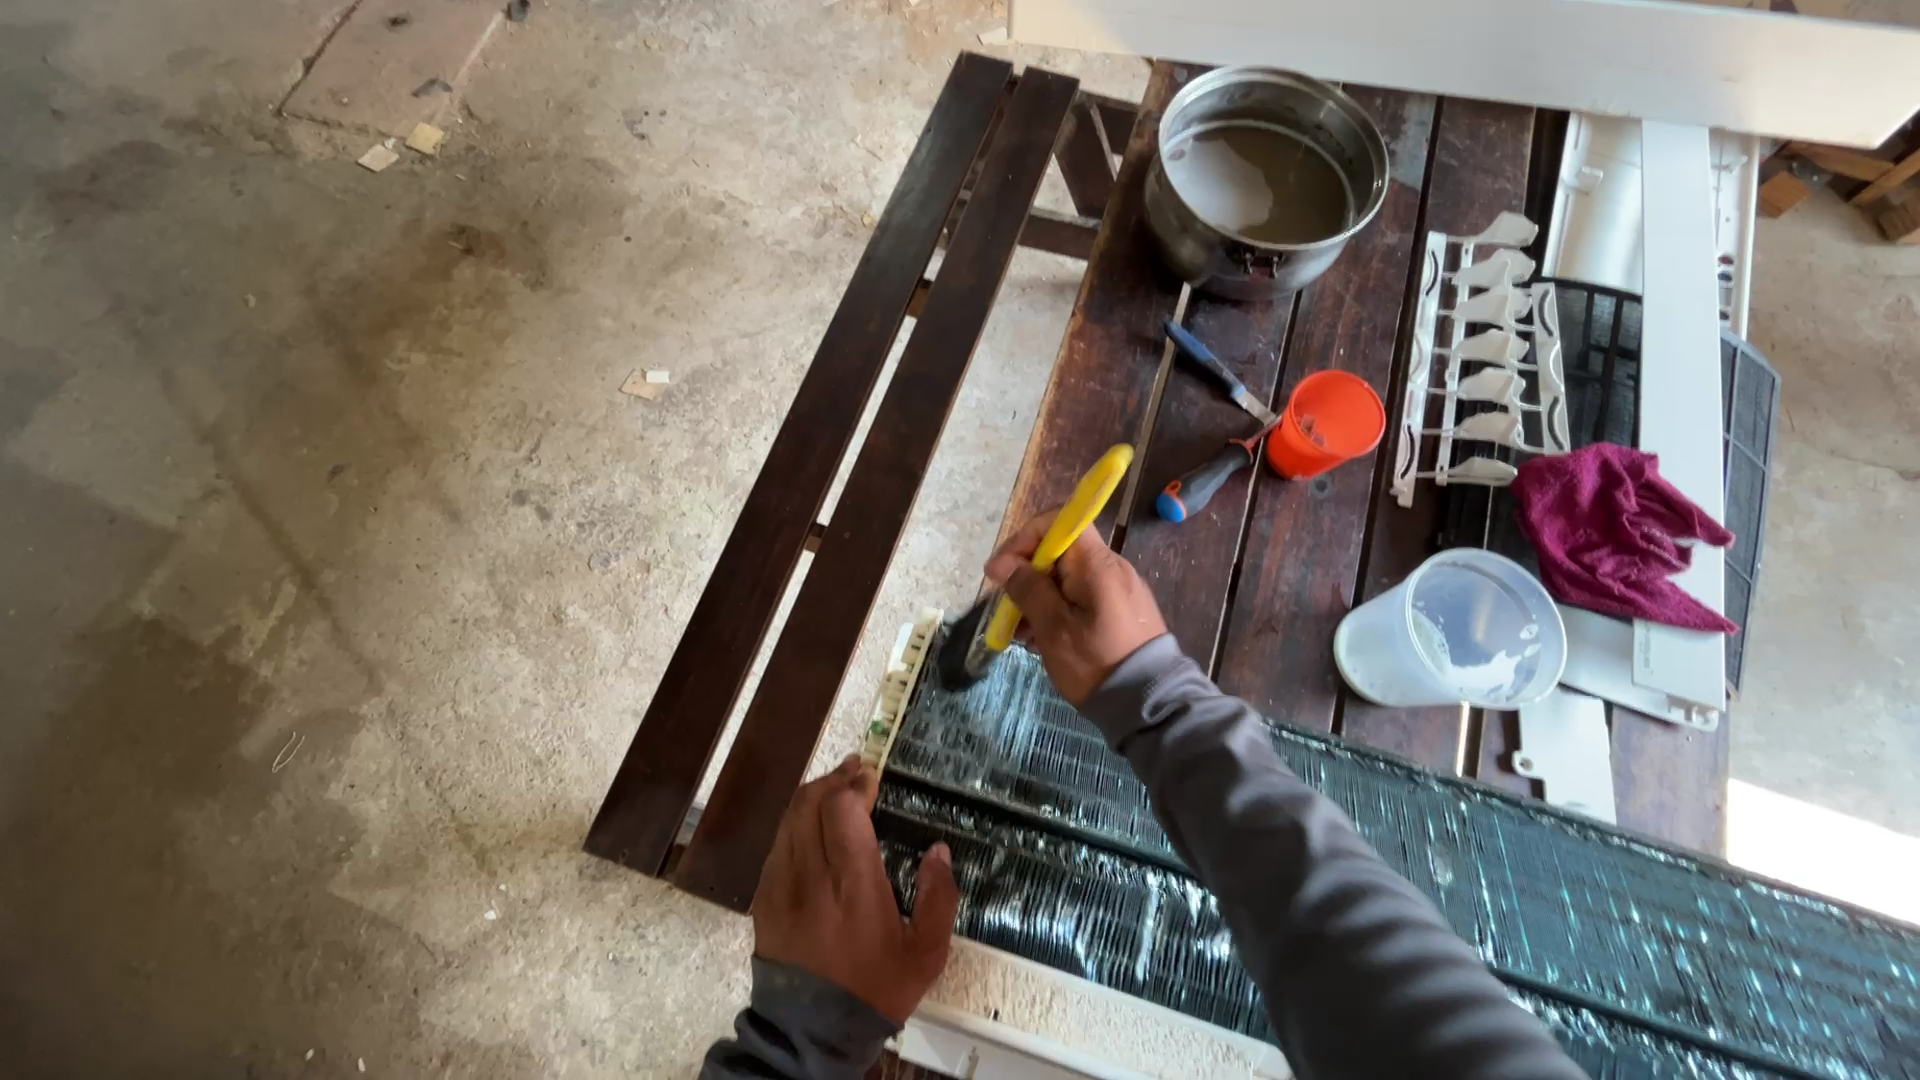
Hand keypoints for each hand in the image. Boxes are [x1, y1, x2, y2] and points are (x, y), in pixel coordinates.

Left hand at [751, 755, 959, 1023]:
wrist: (811, 1035)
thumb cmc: (875, 989)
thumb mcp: (926, 954)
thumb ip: (939, 898)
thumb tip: (938, 850)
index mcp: (854, 886)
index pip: (843, 811)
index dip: (856, 784)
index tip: (872, 776)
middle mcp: (812, 877)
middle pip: (811, 803)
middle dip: (834, 778)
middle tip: (855, 769)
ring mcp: (782, 886)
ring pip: (790, 818)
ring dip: (813, 795)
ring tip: (835, 786)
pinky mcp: (764, 898)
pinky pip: (778, 843)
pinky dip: (796, 822)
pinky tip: (812, 824)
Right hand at [984, 512, 1168, 703]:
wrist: (1149, 704)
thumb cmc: (1096, 663)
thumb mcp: (1053, 628)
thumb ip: (1027, 589)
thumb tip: (1002, 564)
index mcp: (1096, 564)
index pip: (1057, 522)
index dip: (1023, 539)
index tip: (1002, 571)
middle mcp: (1111, 567)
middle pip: (1059, 552)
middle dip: (1026, 576)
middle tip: (1007, 611)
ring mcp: (1118, 589)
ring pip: (1067, 578)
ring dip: (1038, 599)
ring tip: (1021, 635)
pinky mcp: (1120, 611)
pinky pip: (1081, 598)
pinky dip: (1058, 611)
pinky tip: (1043, 641)